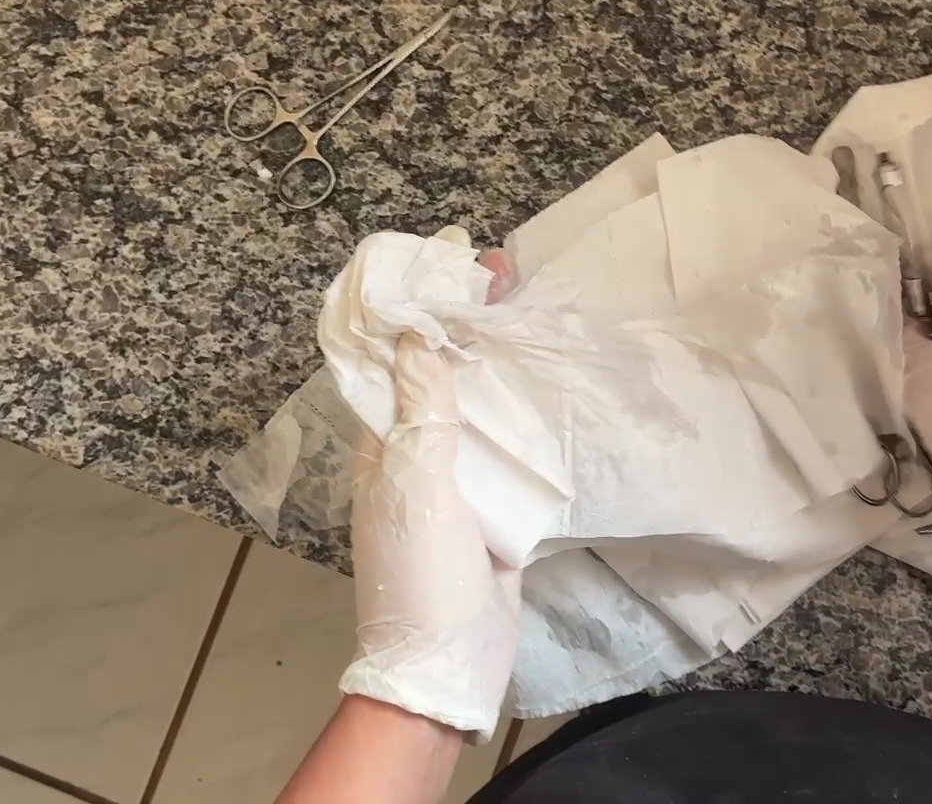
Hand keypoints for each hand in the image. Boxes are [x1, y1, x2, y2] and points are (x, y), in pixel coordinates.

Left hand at [338, 236, 521, 738]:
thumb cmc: (420, 572)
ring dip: (496, 356)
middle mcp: (416, 446)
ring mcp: (456, 472)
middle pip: (440, 369)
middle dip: (466, 321)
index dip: (419, 309)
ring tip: (528, 307)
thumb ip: (422, 411)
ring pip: (475, 400)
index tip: (452, 266)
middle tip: (506, 273)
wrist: (450, 665)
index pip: (396, 357)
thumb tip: (413, 333)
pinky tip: (546, 376)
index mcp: (385, 439)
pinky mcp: (492, 497)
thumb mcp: (417, 484)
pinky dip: (520, 406)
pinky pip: (504, 441)